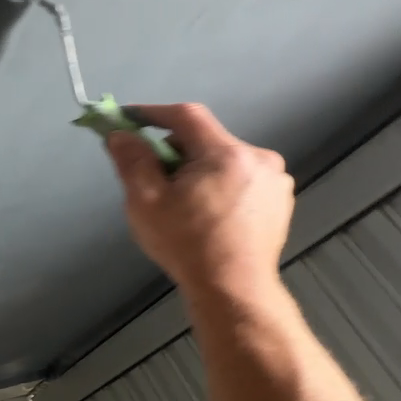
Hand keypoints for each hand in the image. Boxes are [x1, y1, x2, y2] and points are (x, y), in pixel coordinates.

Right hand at [105, 103, 294, 304]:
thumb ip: (132, 162)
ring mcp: (275, 180)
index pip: (186, 116)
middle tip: (151, 179)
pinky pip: (240, 180)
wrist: (233, 287)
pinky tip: (205, 215)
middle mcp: (259, 158)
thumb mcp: (145, 201)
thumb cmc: (185, 243)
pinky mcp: (279, 201)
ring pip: (222, 161)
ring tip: (180, 204)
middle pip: (205, 141)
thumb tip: (120, 134)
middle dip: (174, 152)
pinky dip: (217, 186)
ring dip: (197, 171)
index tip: (126, 117)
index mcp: (226, 154)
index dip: (153, 113)